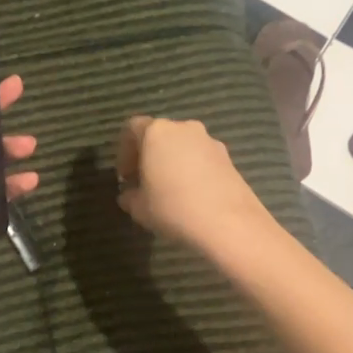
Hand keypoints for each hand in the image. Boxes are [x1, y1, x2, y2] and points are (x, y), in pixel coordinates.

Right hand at [114, 116, 271, 250]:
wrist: (229, 223)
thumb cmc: (173, 208)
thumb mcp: (138, 207)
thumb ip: (129, 196)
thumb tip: (129, 194)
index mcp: (157, 132)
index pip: (132, 128)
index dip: (124, 151)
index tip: (125, 176)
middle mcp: (184, 128)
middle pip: (159, 135)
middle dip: (149, 155)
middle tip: (144, 181)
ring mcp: (210, 141)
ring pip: (182, 146)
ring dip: (172, 162)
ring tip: (169, 190)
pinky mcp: (229, 158)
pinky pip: (201, 158)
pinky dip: (192, 170)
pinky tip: (191, 195)